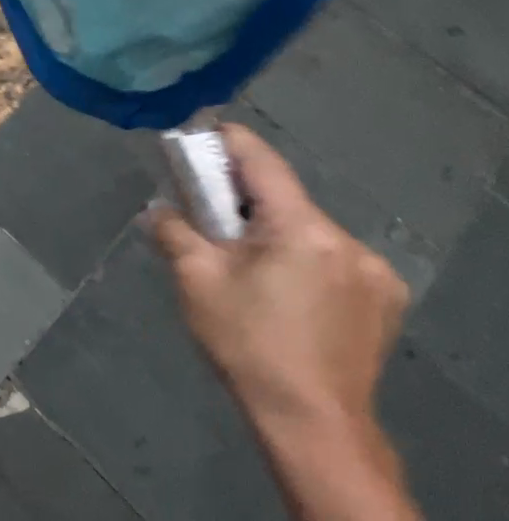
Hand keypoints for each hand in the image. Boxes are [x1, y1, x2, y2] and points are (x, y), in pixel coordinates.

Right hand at [148, 125, 408, 435]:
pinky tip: (277, 292)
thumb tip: (165, 209)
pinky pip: (330, 261)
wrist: (312, 417)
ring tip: (239, 266)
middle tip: (203, 219)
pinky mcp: (383, 301)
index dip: (228, 141)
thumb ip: (175, 230)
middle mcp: (348, 243)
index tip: (198, 130)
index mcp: (303, 230)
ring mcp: (374, 274)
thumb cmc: (246, 340)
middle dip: (241, 203)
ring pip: (306, 233)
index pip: (262, 164)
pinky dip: (297, 261)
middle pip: (284, 201)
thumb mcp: (193, 278)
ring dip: (270, 235)